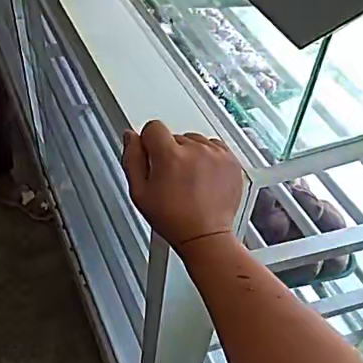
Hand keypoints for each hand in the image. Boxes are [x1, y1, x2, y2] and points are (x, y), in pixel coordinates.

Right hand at [121, 120, 244, 249]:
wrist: (205, 235)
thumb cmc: (173, 219)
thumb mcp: (139, 193)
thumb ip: (132, 159)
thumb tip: (131, 137)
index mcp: (169, 156)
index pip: (154, 128)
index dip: (149, 143)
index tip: (152, 158)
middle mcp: (195, 150)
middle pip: (175, 136)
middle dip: (170, 153)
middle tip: (171, 179)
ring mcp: (216, 154)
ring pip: (195, 142)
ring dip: (190, 155)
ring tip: (189, 181)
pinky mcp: (231, 160)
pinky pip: (215, 148)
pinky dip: (209, 159)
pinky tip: (203, 178)